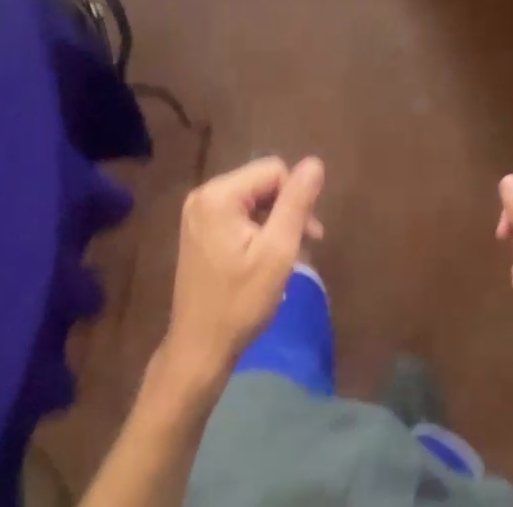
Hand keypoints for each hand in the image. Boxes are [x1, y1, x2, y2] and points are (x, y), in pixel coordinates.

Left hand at [166, 156, 325, 375]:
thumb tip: (315, 163)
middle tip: (303, 247)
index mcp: (218, 195)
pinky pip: (238, 215)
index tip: (310, 235)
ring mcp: (197, 214)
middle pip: (262, 183)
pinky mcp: (199, 231)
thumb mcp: (277, 252)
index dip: (297, 197)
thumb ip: (296, 203)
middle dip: (287, 210)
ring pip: (252, 199)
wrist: (199, 348)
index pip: (274, 170)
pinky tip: (265, 259)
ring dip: (275, 222)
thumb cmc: (240, 303)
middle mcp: (203, 195)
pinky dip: (258, 231)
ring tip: (286, 257)